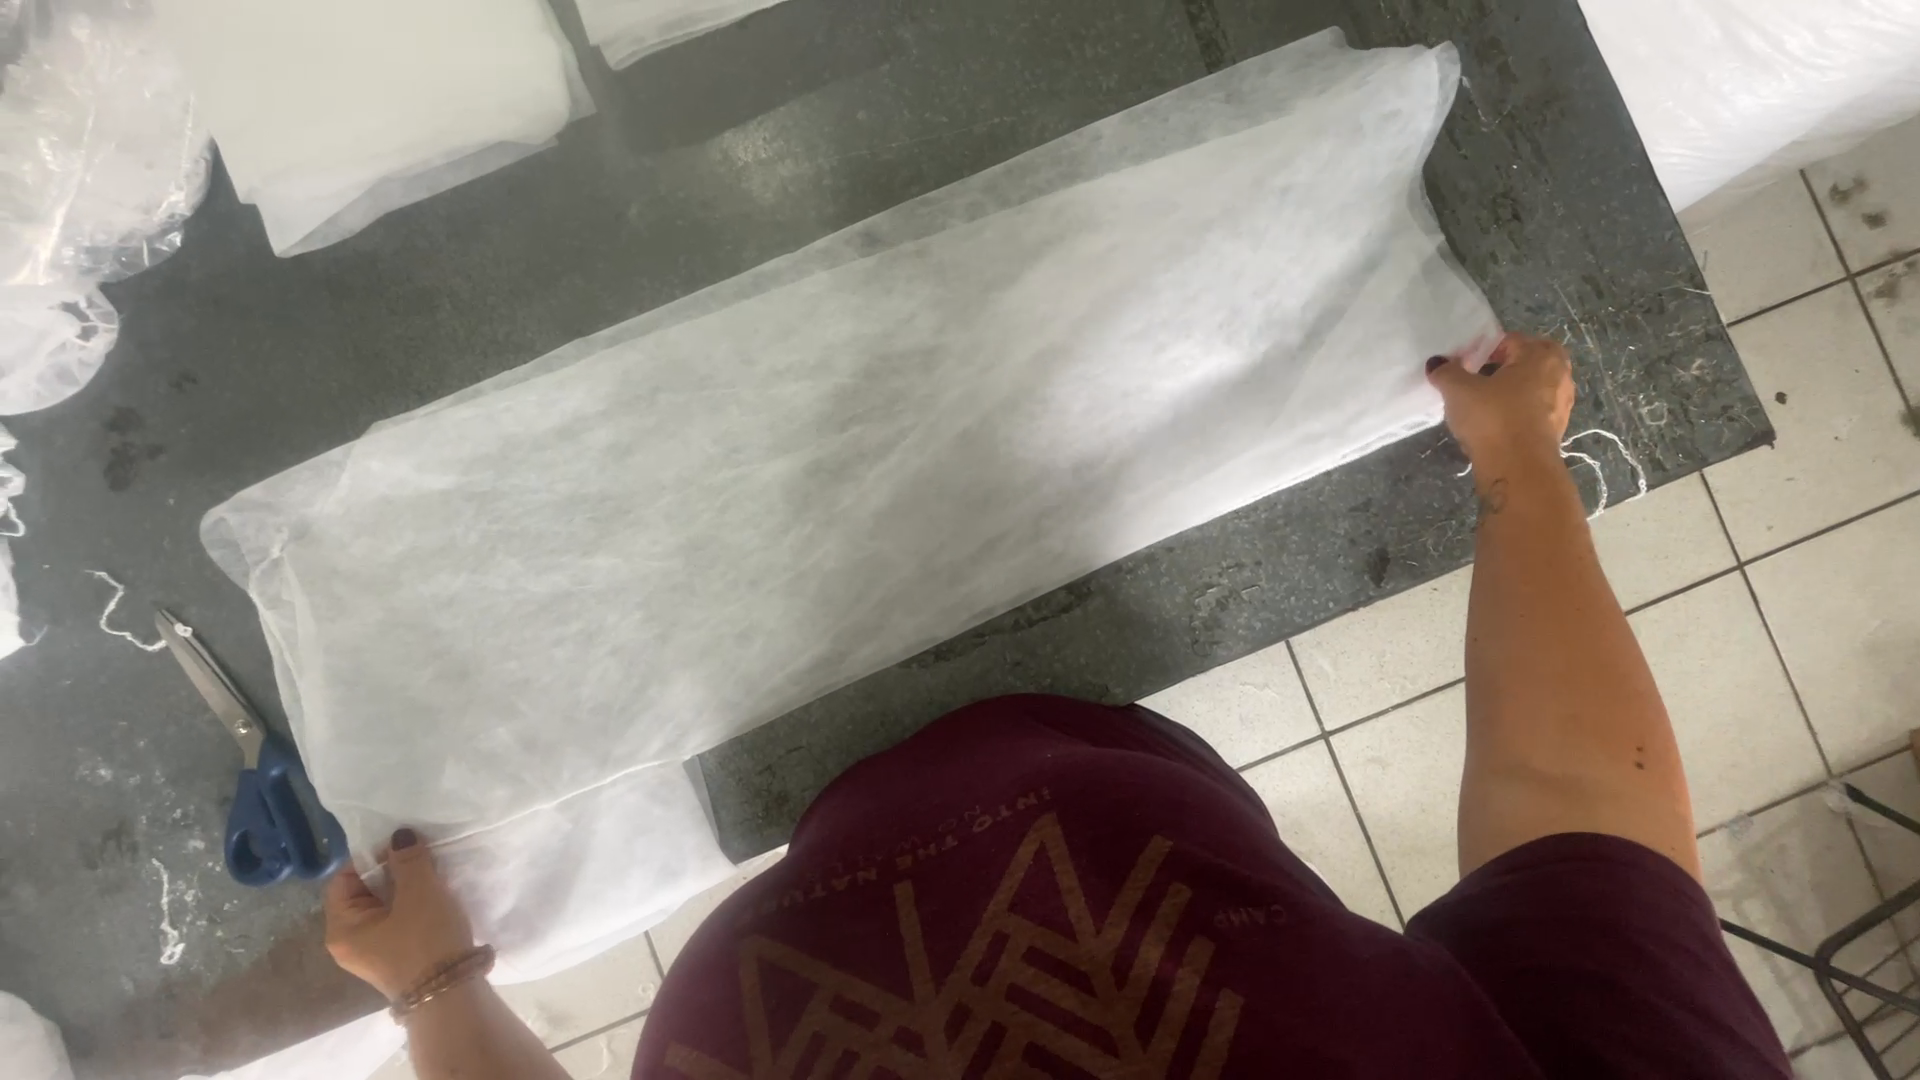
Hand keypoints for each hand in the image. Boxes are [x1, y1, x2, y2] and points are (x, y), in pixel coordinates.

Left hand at [323, 828, 474, 1000]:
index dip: (370, 858)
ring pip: (384, 906)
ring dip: (407, 887)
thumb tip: (399, 835)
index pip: (343, 880)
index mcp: (342, 927)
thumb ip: (408, 860)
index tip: (404, 846)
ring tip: (434, 874)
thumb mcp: (420, 892)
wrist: (448, 990)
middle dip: (392, 870)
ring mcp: (372, 951)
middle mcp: (349, 942)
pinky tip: (437, 899)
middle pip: (363, 893)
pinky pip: (397, 920)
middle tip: (423, 856)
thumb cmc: (425, 939)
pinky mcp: (395, 956)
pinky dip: (413, 904)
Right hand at [1426, 332, 1574, 472]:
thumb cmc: (1492, 417)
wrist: (1517, 465)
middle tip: (1472, 382)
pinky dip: (1514, 410)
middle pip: (1522, 362)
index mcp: (1540, 355)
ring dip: (1507, 390)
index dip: (1480, 351)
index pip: (1507, 341)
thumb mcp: (1458, 390)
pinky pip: (1531, 408)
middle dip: (1498, 368)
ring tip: (1480, 404)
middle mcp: (1558, 372)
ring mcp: (1561, 400)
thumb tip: (1437, 363)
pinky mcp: (1556, 425)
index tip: (1461, 367)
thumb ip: (1446, 372)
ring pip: (1528, 386)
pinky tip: (1493, 424)